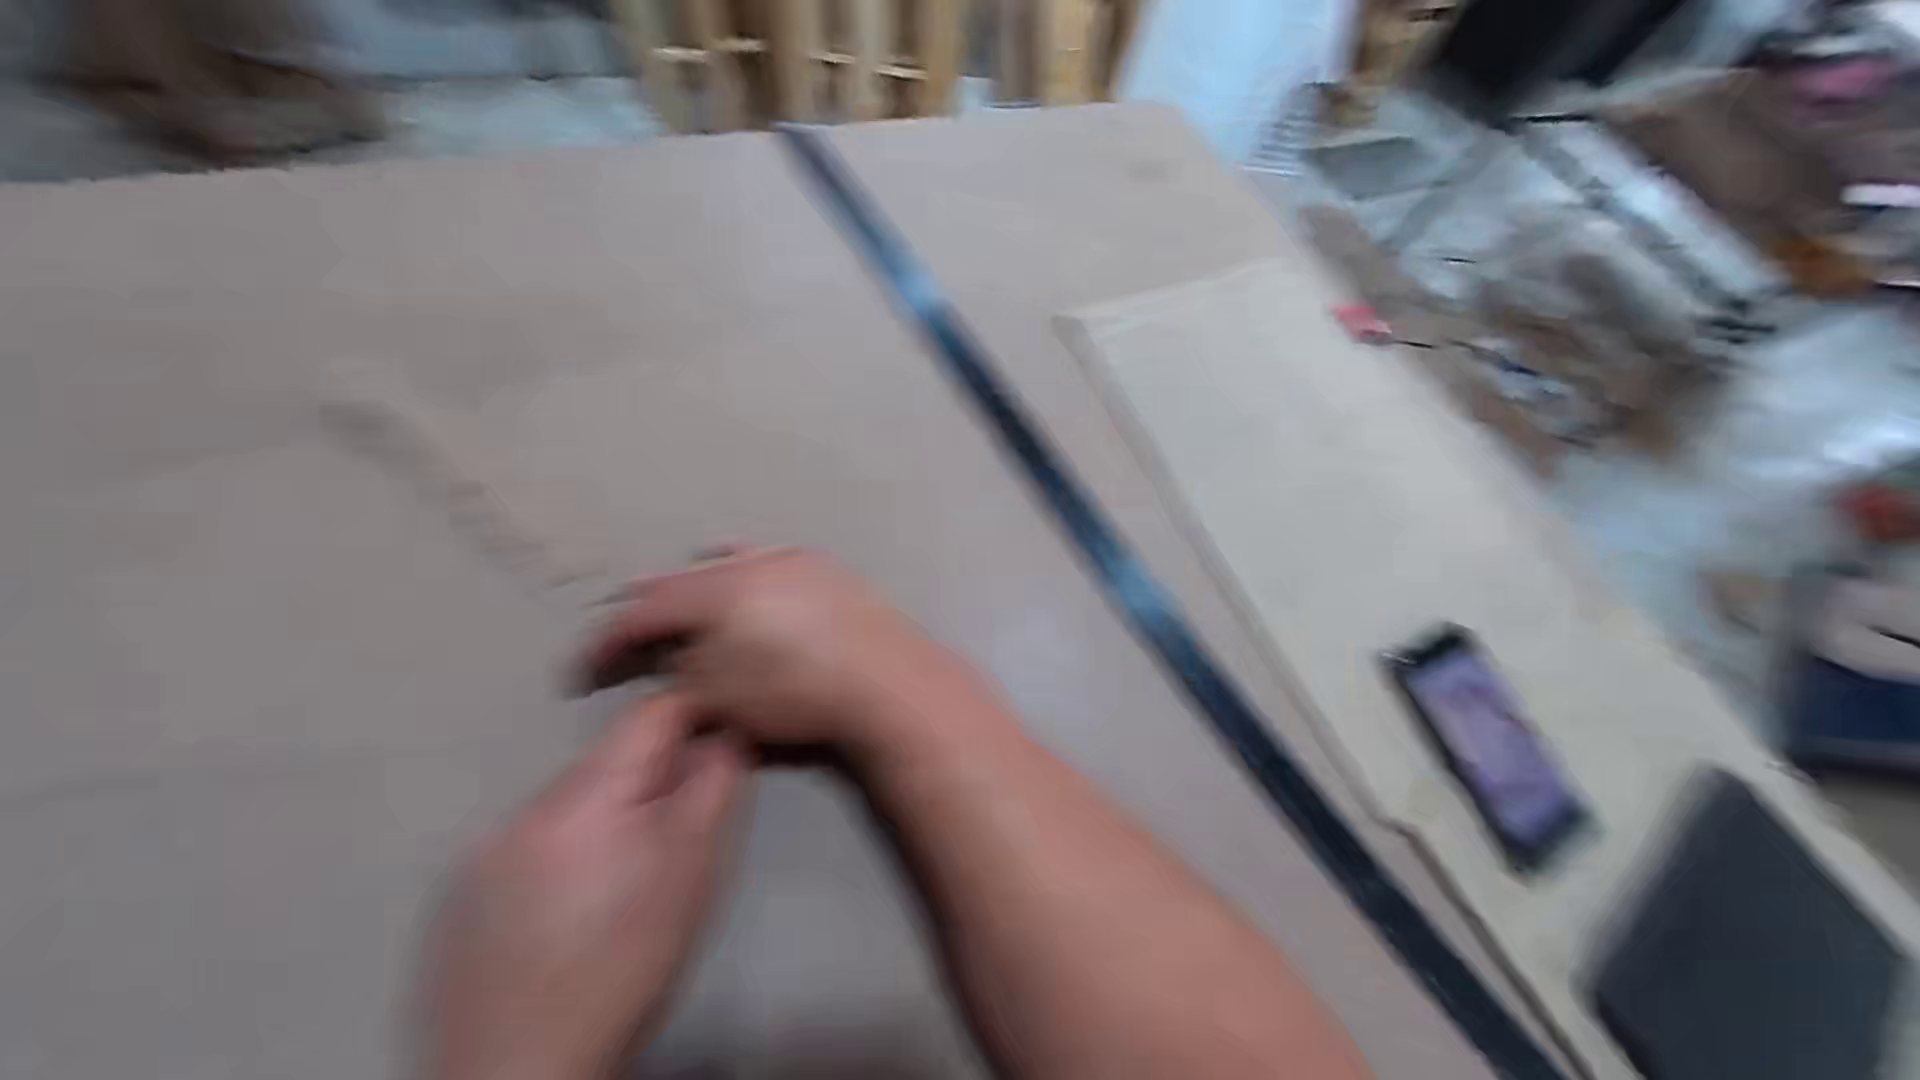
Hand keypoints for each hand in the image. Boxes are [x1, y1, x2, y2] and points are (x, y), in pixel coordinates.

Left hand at [419, 693, 749, 1079]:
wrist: (522, 1075)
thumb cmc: (629, 960)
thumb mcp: (694, 867)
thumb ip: (714, 786)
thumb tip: (722, 734)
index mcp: (587, 796)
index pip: (649, 714)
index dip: (693, 714)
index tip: (719, 738)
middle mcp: (525, 809)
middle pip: (609, 759)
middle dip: (651, 778)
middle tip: (675, 831)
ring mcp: (484, 851)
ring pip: (573, 800)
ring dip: (610, 815)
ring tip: (624, 879)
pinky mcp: (462, 892)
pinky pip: (535, 839)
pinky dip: (569, 849)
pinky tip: (576, 906)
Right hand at [576, 547, 1001, 758]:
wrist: (888, 679)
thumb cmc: (800, 694)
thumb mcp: (726, 696)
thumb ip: (687, 673)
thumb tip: (674, 656)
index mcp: (720, 594)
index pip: (647, 613)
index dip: (612, 639)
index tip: (588, 665)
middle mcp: (752, 564)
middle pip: (684, 581)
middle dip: (650, 604)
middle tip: (623, 620)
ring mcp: (792, 559)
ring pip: (725, 562)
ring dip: (694, 578)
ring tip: (673, 586)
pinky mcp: (823, 567)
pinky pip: (767, 556)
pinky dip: (741, 563)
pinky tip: (737, 559)